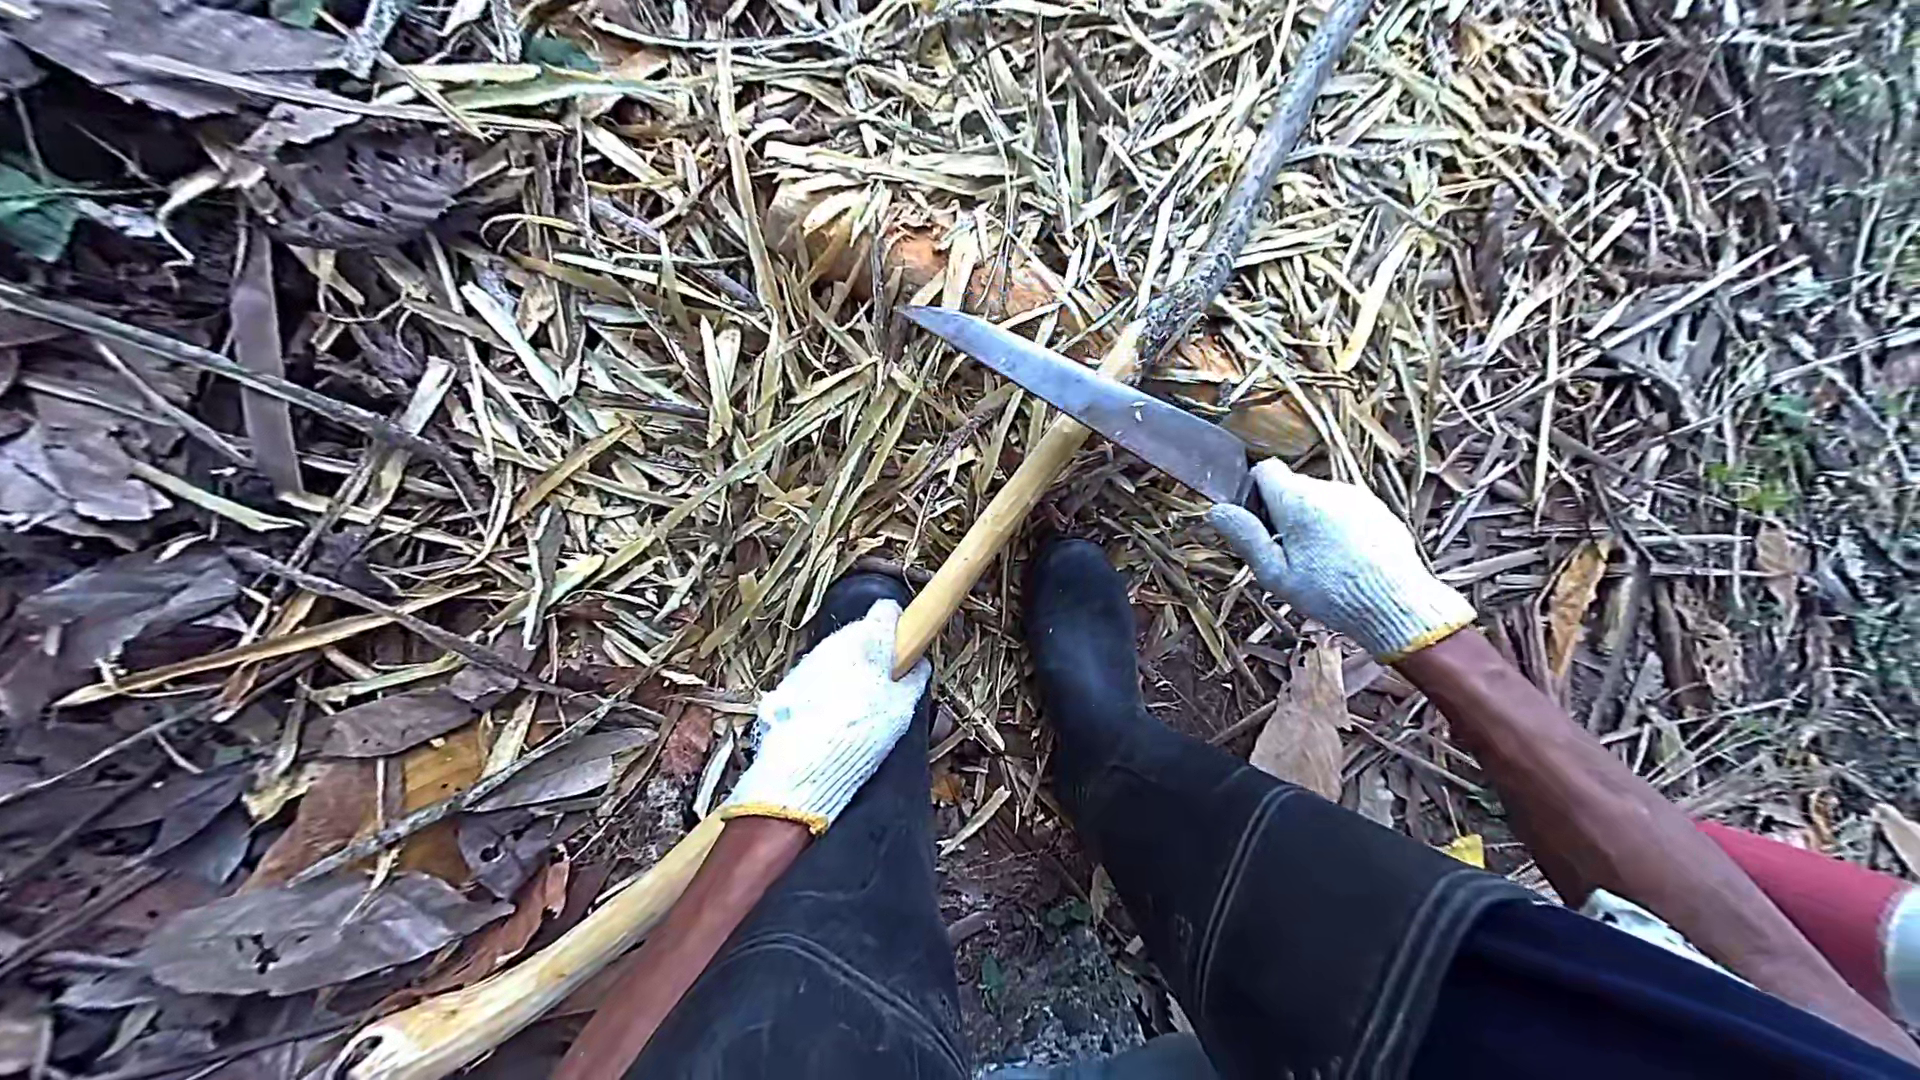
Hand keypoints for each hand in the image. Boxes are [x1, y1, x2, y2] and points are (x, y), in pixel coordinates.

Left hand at [718, 599, 929, 833]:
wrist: (803, 766)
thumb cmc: (861, 732)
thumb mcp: (902, 709)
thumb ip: (914, 680)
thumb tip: (919, 666)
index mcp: (869, 638)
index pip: (887, 609)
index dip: (899, 624)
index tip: (905, 643)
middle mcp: (837, 639)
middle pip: (862, 632)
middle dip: (875, 651)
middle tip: (887, 683)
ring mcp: (811, 658)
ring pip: (839, 653)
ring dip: (851, 669)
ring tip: (859, 705)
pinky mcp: (791, 679)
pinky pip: (818, 672)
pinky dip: (828, 685)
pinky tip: (834, 715)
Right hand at [1207, 460, 1473, 659]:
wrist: (1399, 607)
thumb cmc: (1331, 594)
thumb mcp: (1274, 573)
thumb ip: (1245, 537)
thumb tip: (1216, 510)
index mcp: (1298, 501)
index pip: (1264, 469)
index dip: (1252, 492)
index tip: (1257, 522)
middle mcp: (1329, 489)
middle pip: (1290, 486)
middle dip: (1280, 511)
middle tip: (1284, 552)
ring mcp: (1357, 497)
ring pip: (1316, 498)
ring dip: (1307, 520)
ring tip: (1316, 560)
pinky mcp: (1378, 509)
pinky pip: (1342, 508)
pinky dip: (1333, 525)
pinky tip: (1340, 558)